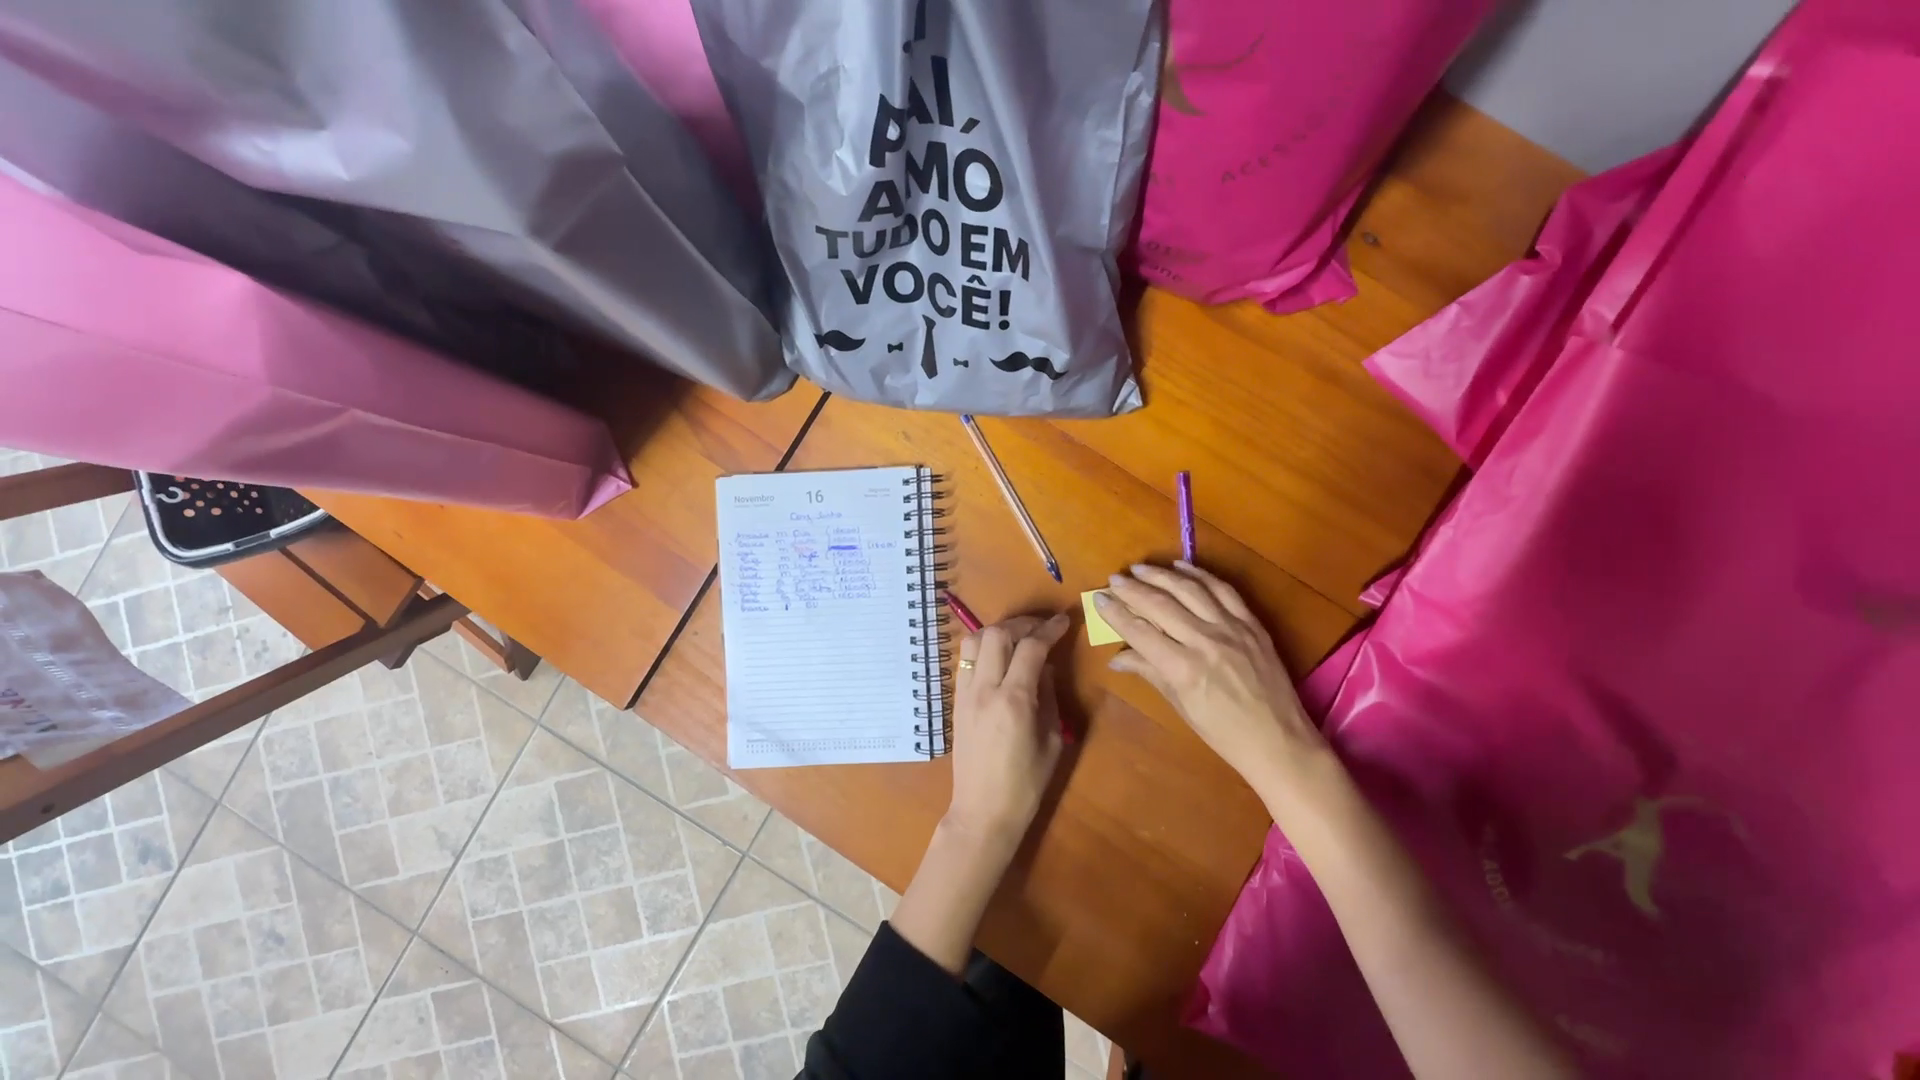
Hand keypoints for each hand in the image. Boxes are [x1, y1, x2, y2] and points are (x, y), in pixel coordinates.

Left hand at [946, 612, 1071, 850]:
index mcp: (1014, 702)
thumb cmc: (1026, 785)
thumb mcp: (1052, 741)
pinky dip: (983, 649)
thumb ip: (1049, 697)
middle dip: (1022, 624)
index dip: (1049, 629)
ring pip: (974, 641)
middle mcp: (985, 690)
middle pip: (997, 634)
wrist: (983, 811)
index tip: (1064, 621)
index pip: (1031, 648)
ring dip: (998, 632)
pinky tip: (1000, 657)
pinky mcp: (955, 701)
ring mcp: (965, 694)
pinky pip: (965, 661)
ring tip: (1018, 638)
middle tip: (1042, 628)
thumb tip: (1046, 667)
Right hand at [1097, 562, 1332, 803]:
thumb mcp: (1180, 706)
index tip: (1100, 599)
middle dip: (1133, 589)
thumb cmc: (1223, 732)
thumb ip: (1150, 673)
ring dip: (1162, 576)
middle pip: (1161, 605)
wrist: (1278, 739)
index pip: (1140, 631)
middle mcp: (1204, 642)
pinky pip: (1223, 591)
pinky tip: (1182, 567)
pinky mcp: (1252, 624)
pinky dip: (1200, 576)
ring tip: (1140, 568)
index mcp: (1182, 669)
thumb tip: (1116, 658)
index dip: (1116, 613)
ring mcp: (1231, 629)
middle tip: (1114, 579)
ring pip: (1190, 590)